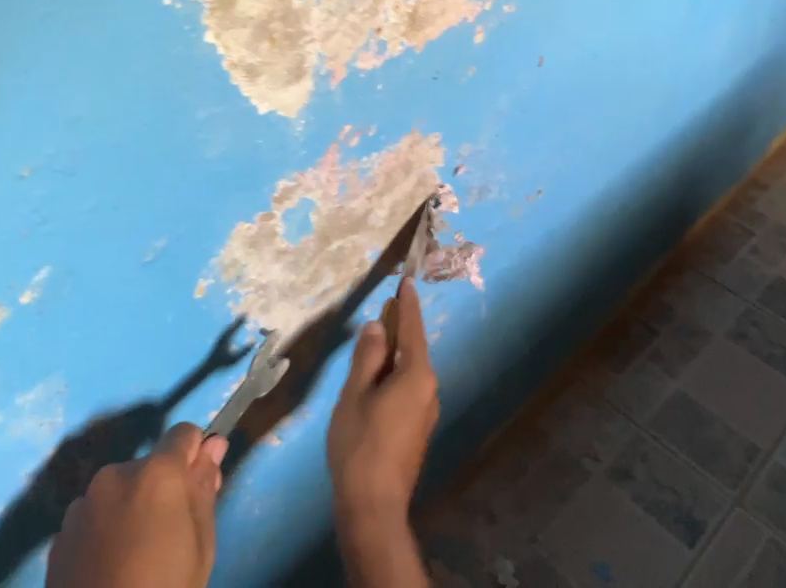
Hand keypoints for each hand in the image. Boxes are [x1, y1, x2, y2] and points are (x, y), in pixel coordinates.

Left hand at [47, 423, 227, 587]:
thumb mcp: (201, 545)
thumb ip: (204, 488)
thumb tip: (213, 444)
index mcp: (156, 472)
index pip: (184, 433)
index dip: (195, 455)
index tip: (198, 486)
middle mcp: (115, 474)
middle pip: (149, 466)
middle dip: (162, 488)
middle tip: (169, 535)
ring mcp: (82, 503)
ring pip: (119, 491)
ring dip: (130, 508)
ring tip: (135, 557)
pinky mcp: (60, 533)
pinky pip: (93, 516)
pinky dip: (104, 531)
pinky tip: (109, 567)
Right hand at [328, 277, 439, 528]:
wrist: (373, 505)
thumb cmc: (360, 443)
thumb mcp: (355, 393)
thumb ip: (367, 357)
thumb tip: (377, 327)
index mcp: (417, 376)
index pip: (412, 330)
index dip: (407, 305)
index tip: (407, 281)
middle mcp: (429, 390)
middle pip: (412, 350)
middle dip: (398, 329)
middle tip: (383, 307)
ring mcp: (425, 412)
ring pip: (409, 372)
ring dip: (393, 355)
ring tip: (372, 341)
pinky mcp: (417, 430)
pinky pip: (407, 389)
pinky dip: (392, 376)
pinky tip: (374, 379)